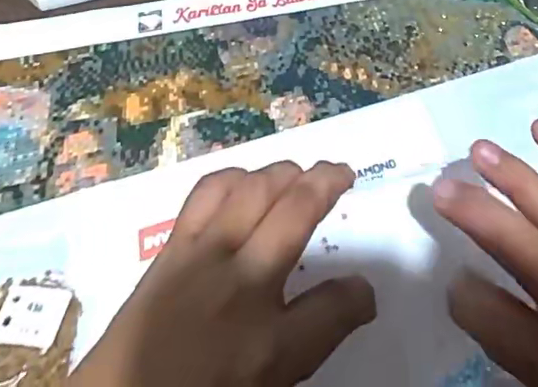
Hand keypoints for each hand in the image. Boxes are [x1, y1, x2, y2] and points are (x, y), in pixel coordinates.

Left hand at [70, 161, 375, 386]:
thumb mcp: (265, 381)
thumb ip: (309, 337)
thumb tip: (355, 298)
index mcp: (268, 345)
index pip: (334, 308)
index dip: (357, 293)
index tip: (364, 287)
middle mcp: (241, 287)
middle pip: (296, 212)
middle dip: (326, 182)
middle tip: (340, 173)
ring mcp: (204, 257)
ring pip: (254, 189)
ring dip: (283, 171)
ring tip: (298, 171)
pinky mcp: (173, 245)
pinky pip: (209, 190)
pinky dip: (235, 175)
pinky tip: (245, 180)